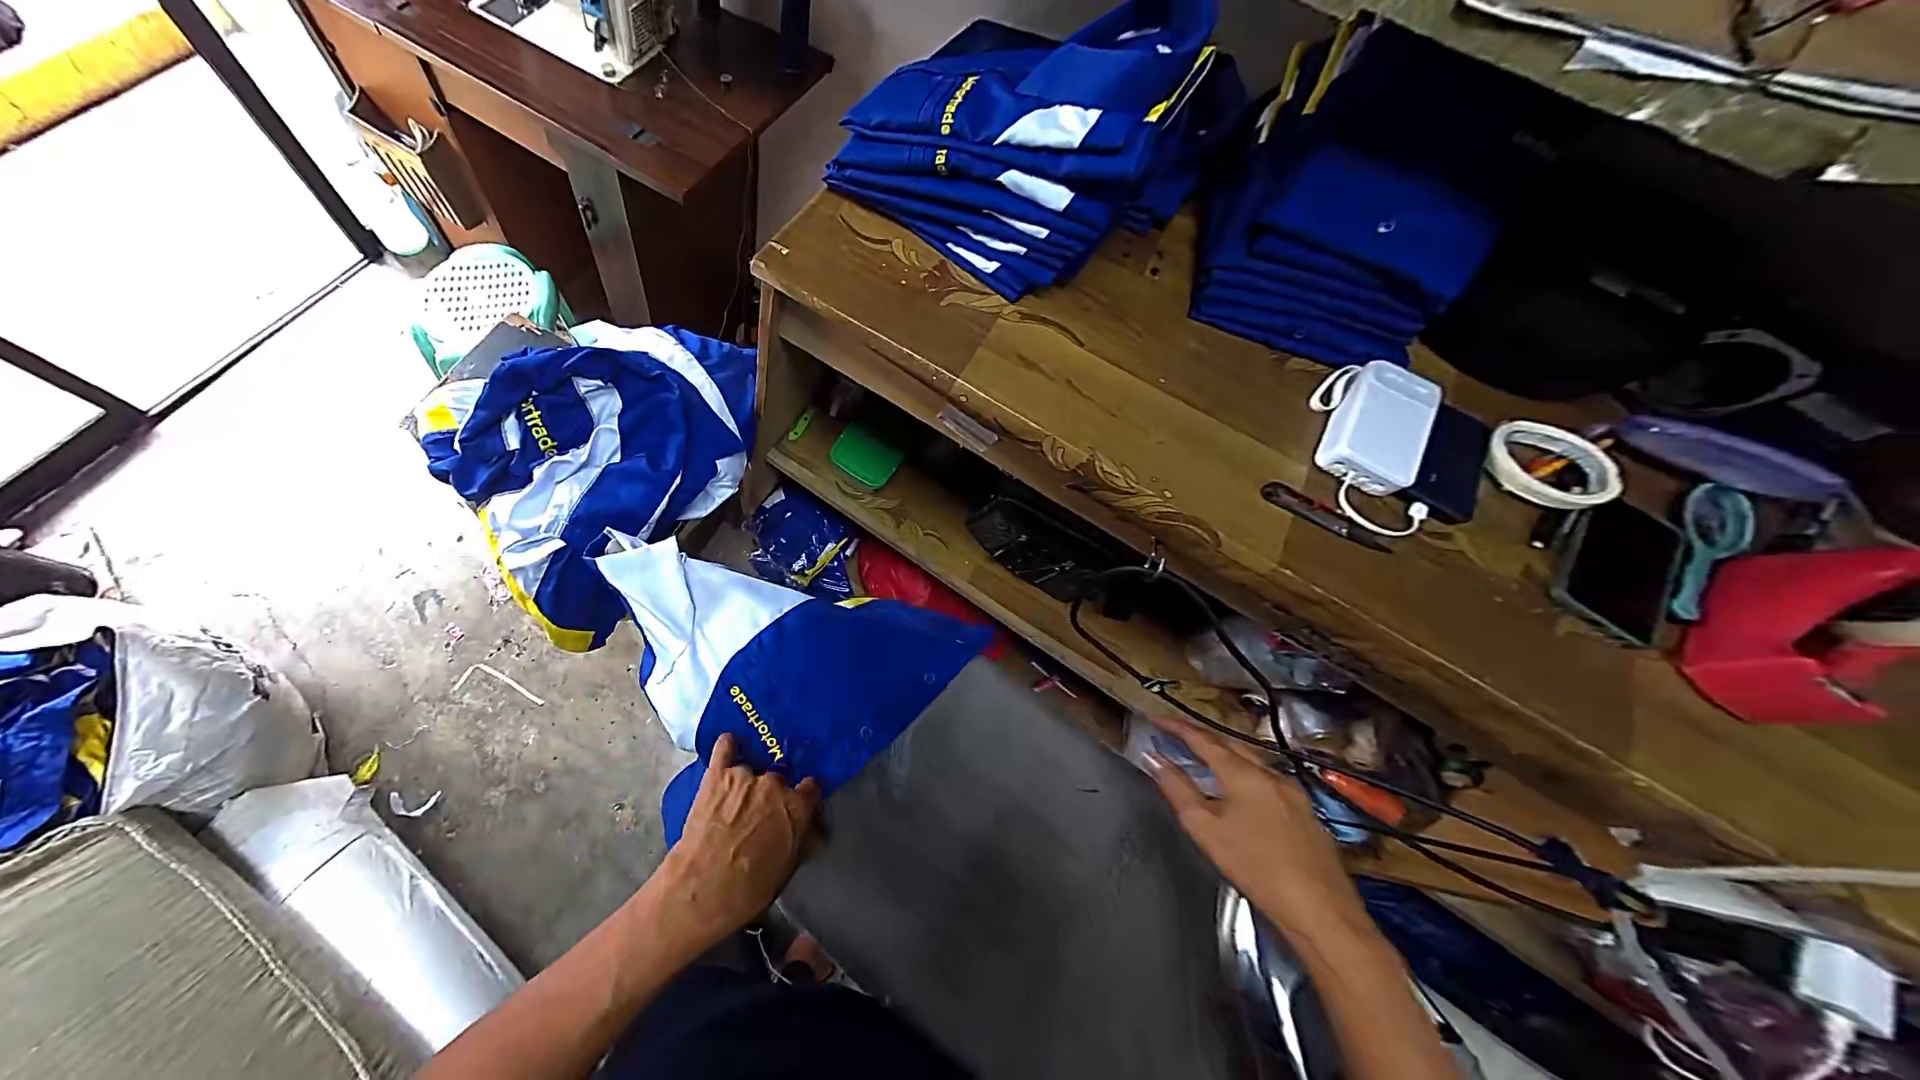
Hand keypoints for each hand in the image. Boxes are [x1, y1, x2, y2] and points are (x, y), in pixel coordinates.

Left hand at [649, 734, 819, 949]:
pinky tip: (730, 744)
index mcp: (799, 806)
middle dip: (772, 794)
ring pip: (752, 770)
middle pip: (779, 780)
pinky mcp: (718, 774)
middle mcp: (776, 784)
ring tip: (735, 801)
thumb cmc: (750, 887)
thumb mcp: (789, 867)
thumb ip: (804, 839)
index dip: (803, 797)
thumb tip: (816, 831)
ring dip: (747, 783)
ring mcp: (746, 775)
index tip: (797, 806)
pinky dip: (729, 746)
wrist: (704, 887)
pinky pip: (726, 747)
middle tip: (760, 814)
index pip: (811, 788)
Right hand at [1141, 712, 1365, 936]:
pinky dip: (1244, 776)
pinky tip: (1237, 793)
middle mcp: (1271, 775)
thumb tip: (1156, 761)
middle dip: (1202, 738)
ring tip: (1203, 761)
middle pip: (1230, 745)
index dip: (1177, 727)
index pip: (1203, 740)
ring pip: (1251, 762)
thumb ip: (1177, 790)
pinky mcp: (1304, 812)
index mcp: (1244, 774)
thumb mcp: (1205, 829)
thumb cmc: (1257, 868)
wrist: (1319, 908)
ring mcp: (1292, 792)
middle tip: (1177, 737)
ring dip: (1224, 757)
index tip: (1158, 719)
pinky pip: (1266, 781)